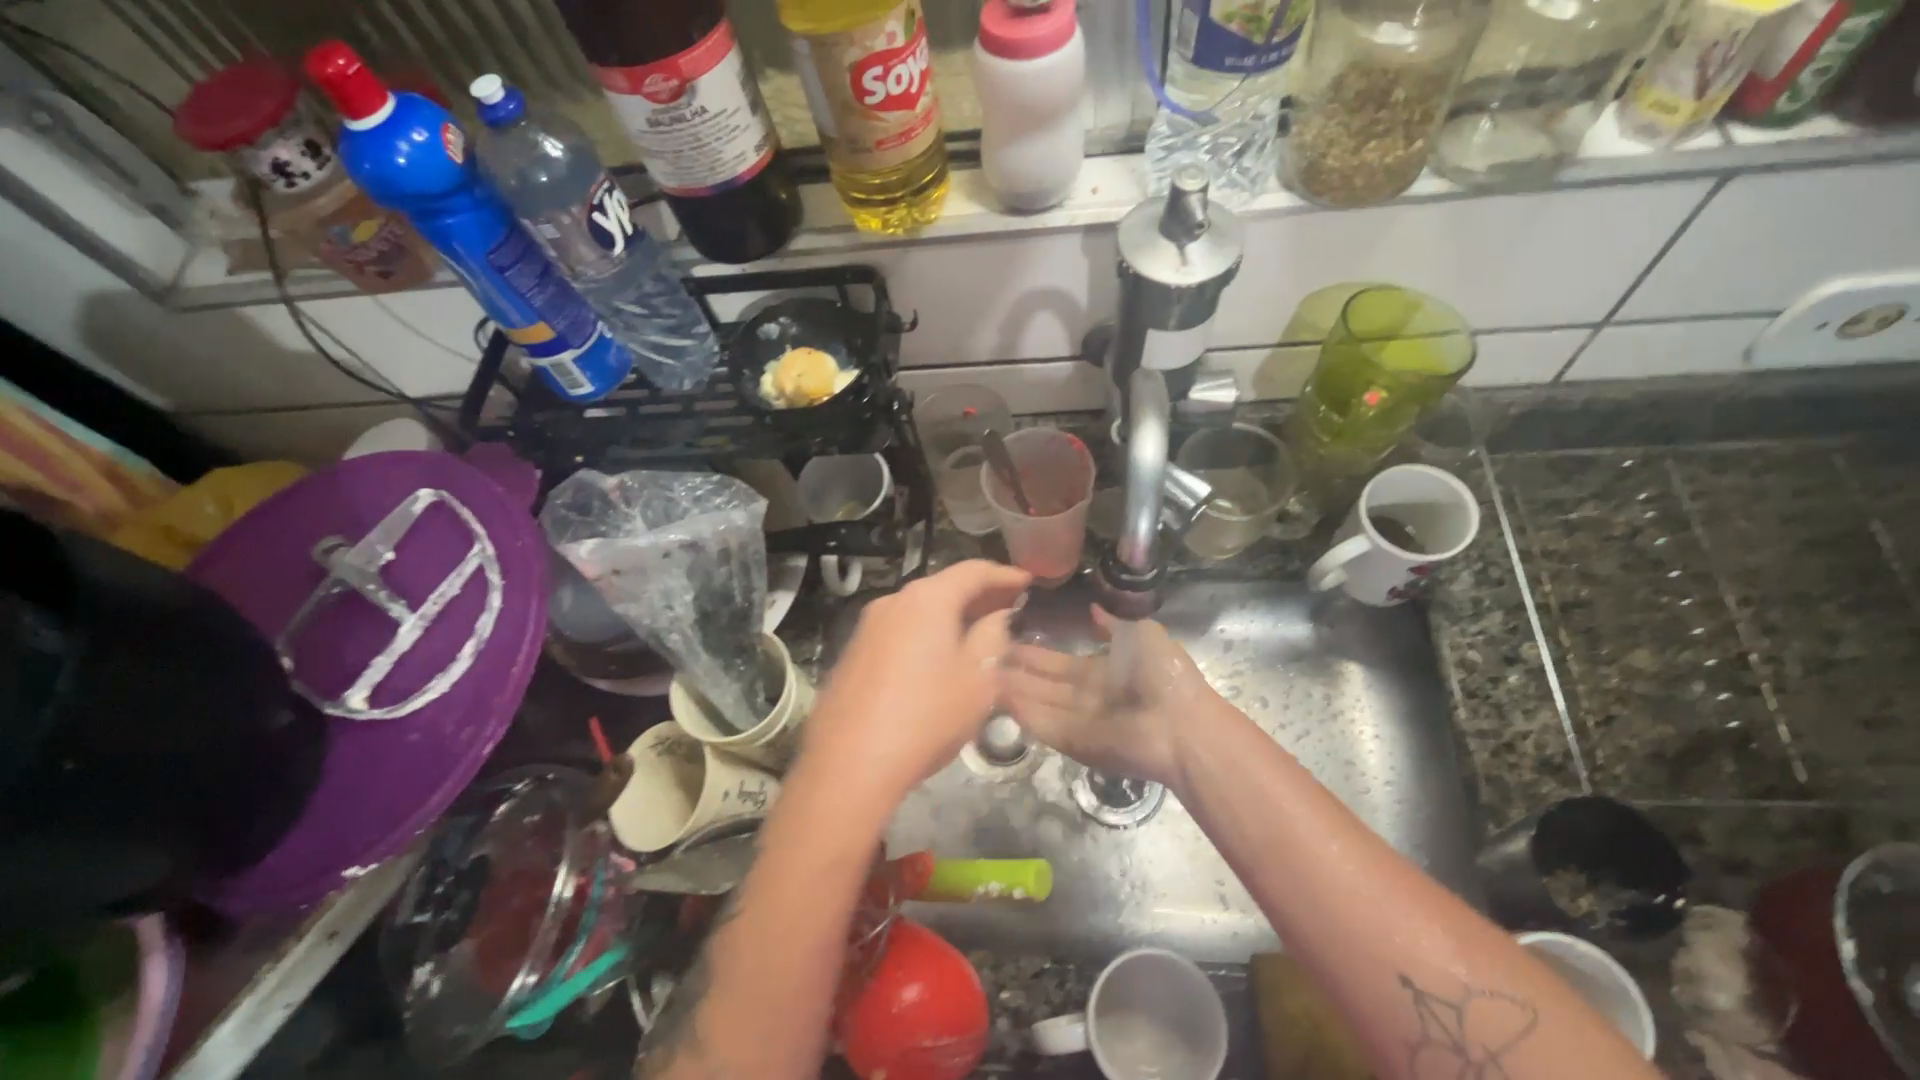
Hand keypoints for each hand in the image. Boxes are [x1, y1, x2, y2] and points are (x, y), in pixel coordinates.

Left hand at [799, 560, 1030, 802]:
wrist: (850, 763)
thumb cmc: (926, 716)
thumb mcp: (978, 680)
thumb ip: (992, 638)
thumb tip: (996, 617)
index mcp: (927, 599)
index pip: (973, 571)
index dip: (1005, 575)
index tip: (1028, 583)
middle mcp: (893, 602)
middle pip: (943, 588)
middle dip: (979, 596)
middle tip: (1010, 608)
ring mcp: (867, 628)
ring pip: (919, 612)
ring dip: (951, 618)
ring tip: (979, 634)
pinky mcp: (853, 656)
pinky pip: (900, 634)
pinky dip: (926, 636)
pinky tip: (939, 660)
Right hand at [1000, 606, 1224, 787]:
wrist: (1180, 724)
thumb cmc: (1163, 673)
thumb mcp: (1140, 633)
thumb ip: (1112, 622)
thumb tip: (1092, 607)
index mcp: (1106, 672)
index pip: (1061, 664)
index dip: (1036, 655)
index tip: (1009, 641)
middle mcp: (1088, 698)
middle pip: (1044, 684)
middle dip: (1017, 672)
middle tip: (984, 658)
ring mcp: (1079, 722)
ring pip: (1039, 704)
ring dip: (1013, 691)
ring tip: (982, 675)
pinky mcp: (1074, 744)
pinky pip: (1043, 726)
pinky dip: (1023, 713)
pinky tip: (997, 698)